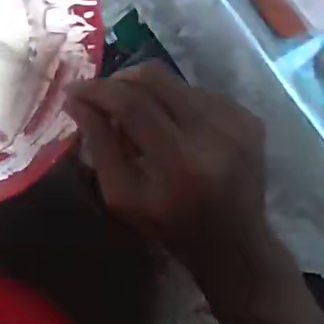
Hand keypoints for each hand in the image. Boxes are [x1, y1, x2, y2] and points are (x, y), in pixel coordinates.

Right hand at [67, 64, 291, 286]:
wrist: (234, 245)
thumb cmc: (168, 226)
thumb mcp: (120, 196)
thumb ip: (98, 145)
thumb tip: (76, 101)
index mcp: (180, 162)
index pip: (132, 104)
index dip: (98, 90)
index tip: (74, 89)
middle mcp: (213, 134)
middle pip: (155, 78)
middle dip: (119, 80)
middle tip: (102, 96)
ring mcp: (236, 123)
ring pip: (175, 81)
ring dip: (147, 92)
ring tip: (139, 118)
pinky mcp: (249, 118)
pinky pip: (198, 91)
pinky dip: (174, 101)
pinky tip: (171, 126)